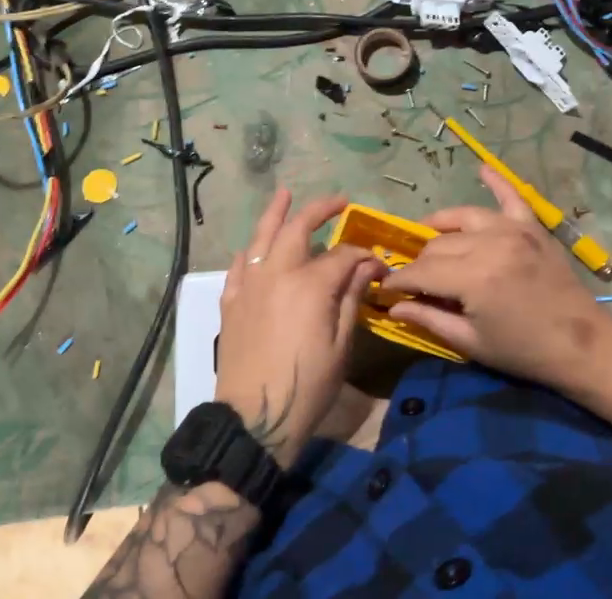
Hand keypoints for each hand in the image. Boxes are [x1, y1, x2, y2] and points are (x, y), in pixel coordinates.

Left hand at [216, 190, 383, 465]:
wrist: (255, 418)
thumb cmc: (308, 385)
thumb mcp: (341, 345)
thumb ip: (351, 298)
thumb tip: (367, 265)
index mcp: (310, 284)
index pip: (343, 255)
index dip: (365, 257)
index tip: (380, 267)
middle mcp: (277, 273)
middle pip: (298, 230)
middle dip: (319, 210)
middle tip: (337, 201)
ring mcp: (249, 286)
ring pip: (261, 238)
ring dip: (275, 213)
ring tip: (284, 194)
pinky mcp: (231, 303)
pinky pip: (238, 267)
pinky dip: (248, 252)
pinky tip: (252, 247)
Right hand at [382, 168, 611, 387]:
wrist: (581, 345)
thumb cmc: (523, 351)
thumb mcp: (471, 343)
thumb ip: (429, 319)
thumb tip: (393, 306)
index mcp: (472, 277)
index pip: (421, 270)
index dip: (399, 280)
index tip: (385, 288)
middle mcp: (489, 244)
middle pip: (438, 244)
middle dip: (420, 262)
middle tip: (414, 279)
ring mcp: (513, 231)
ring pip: (463, 219)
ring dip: (441, 227)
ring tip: (428, 238)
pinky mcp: (532, 228)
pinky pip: (511, 197)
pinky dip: (496, 182)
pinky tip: (481, 168)